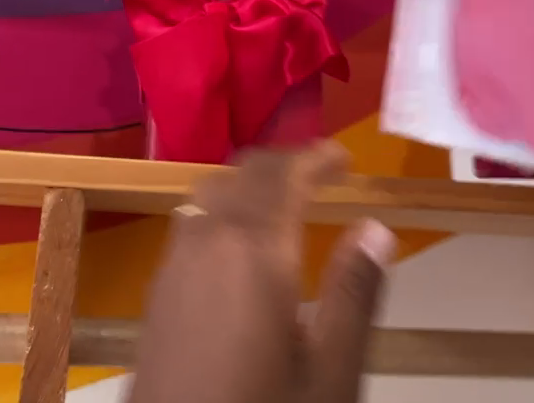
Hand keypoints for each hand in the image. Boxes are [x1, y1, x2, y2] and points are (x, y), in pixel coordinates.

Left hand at [127, 142, 396, 402]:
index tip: (345, 159)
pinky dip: (224, 205)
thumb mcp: (329, 375)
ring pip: (214, 189)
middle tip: (323, 175)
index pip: (286, 175)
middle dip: (286, 164)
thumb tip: (375, 229)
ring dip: (251, 181)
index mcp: (257, 251)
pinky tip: (240, 241)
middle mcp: (210, 239)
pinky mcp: (159, 286)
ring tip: (286, 199)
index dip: (316, 158)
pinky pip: (193, 218)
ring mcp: (177, 260)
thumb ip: (353, 294)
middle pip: (247, 172)